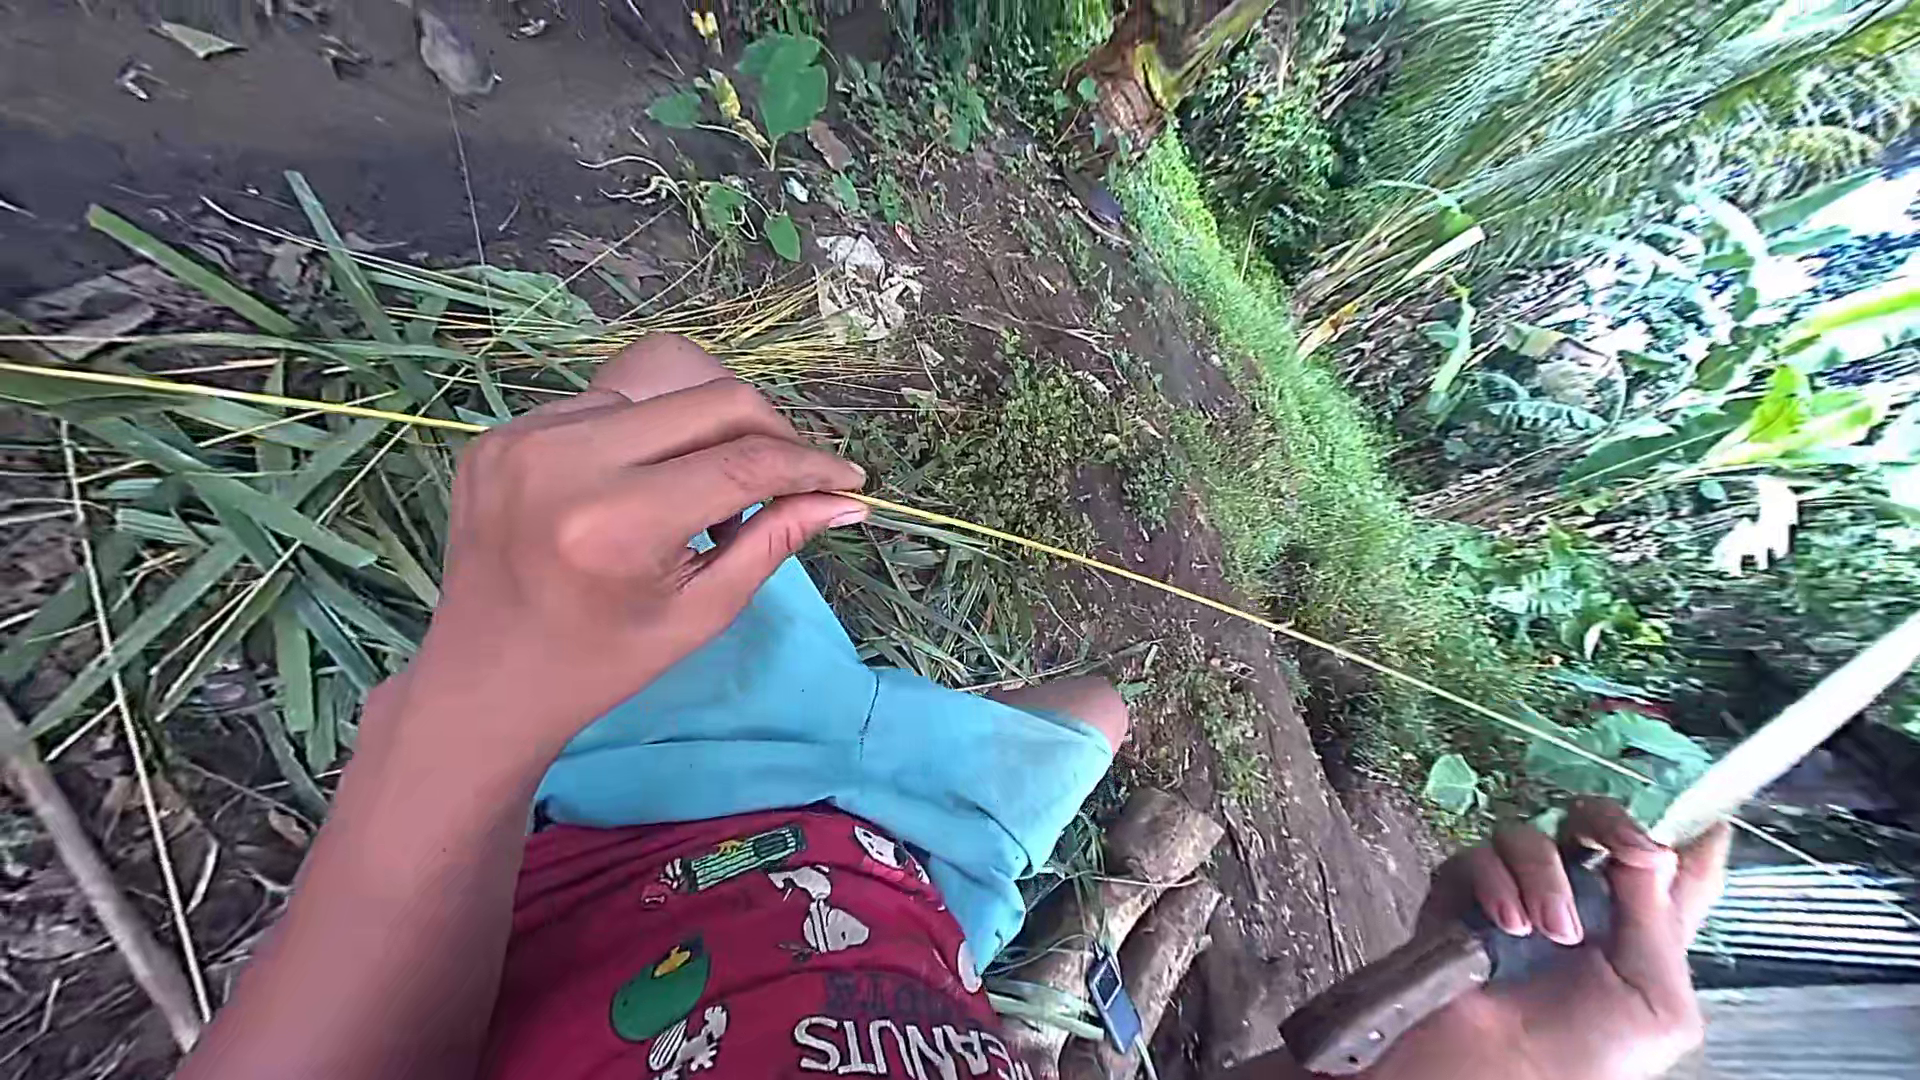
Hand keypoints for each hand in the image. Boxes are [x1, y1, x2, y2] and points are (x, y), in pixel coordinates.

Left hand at [384, 368, 867, 769]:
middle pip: (714, 399)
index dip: (810, 465)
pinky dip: (661, 434)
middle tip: (794, 477)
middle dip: (775, 432)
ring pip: (669, 390)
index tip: (849, 478)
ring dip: (716, 432)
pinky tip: (657, 482)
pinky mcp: (508, 428)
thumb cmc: (606, 661)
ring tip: (716, 491)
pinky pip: (619, 402)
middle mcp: (565, 458)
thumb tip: (845, 502)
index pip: (744, 463)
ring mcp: (526, 433)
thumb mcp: (705, 611)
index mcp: (615, 522)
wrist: (484, 676)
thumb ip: (776, 541)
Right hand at [1376, 799, 1729, 1079]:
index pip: (1671, 867)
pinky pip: (1476, 857)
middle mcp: (1576, 891)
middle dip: (1604, 821)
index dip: (1686, 833)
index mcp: (1637, 921)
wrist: (1506, 1057)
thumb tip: (1650, 843)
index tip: (1702, 810)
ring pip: (1526, 836)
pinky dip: (1493, 884)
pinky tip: (1504, 922)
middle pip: (1589, 824)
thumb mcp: (1654, 994)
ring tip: (1546, 930)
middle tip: (1620, 844)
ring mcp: (1512, 882)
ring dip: (1543, 878)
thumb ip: (1652, 916)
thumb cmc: (1593, 1044)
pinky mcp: (1461, 882)